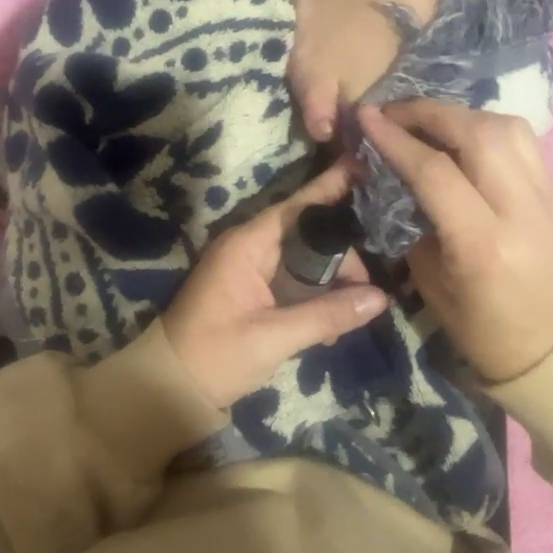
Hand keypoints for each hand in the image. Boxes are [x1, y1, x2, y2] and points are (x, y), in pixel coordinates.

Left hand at [162, 165, 388, 407]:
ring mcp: (252, 269)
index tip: (365, 167)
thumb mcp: (273, 338)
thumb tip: (380, 297)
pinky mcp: (256, 291)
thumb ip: (326, 314)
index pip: (297, 206)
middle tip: (368, 290)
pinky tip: (334, 325)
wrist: (172, 385)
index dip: (331, 189)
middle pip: (308, 233)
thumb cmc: (215, 356)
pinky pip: (295, 281)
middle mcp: (250, 248)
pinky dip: (316, 297)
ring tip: (355, 311)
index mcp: (246, 245)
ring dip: (332, 282)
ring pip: (306, 259)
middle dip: (342, 256)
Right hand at [357, 102, 552, 382]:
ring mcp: (548, 199)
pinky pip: (522, 141)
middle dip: (428, 113)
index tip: (366, 117)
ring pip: (507, 127)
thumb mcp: (428, 280)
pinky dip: (485, 127)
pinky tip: (460, 135)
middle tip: (392, 112)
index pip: (435, 170)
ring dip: (459, 114)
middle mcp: (521, 212)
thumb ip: (411, 220)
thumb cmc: (480, 327)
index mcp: (482, 245)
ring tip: (426, 121)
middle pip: (478, 133)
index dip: (395, 138)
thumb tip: (390, 173)